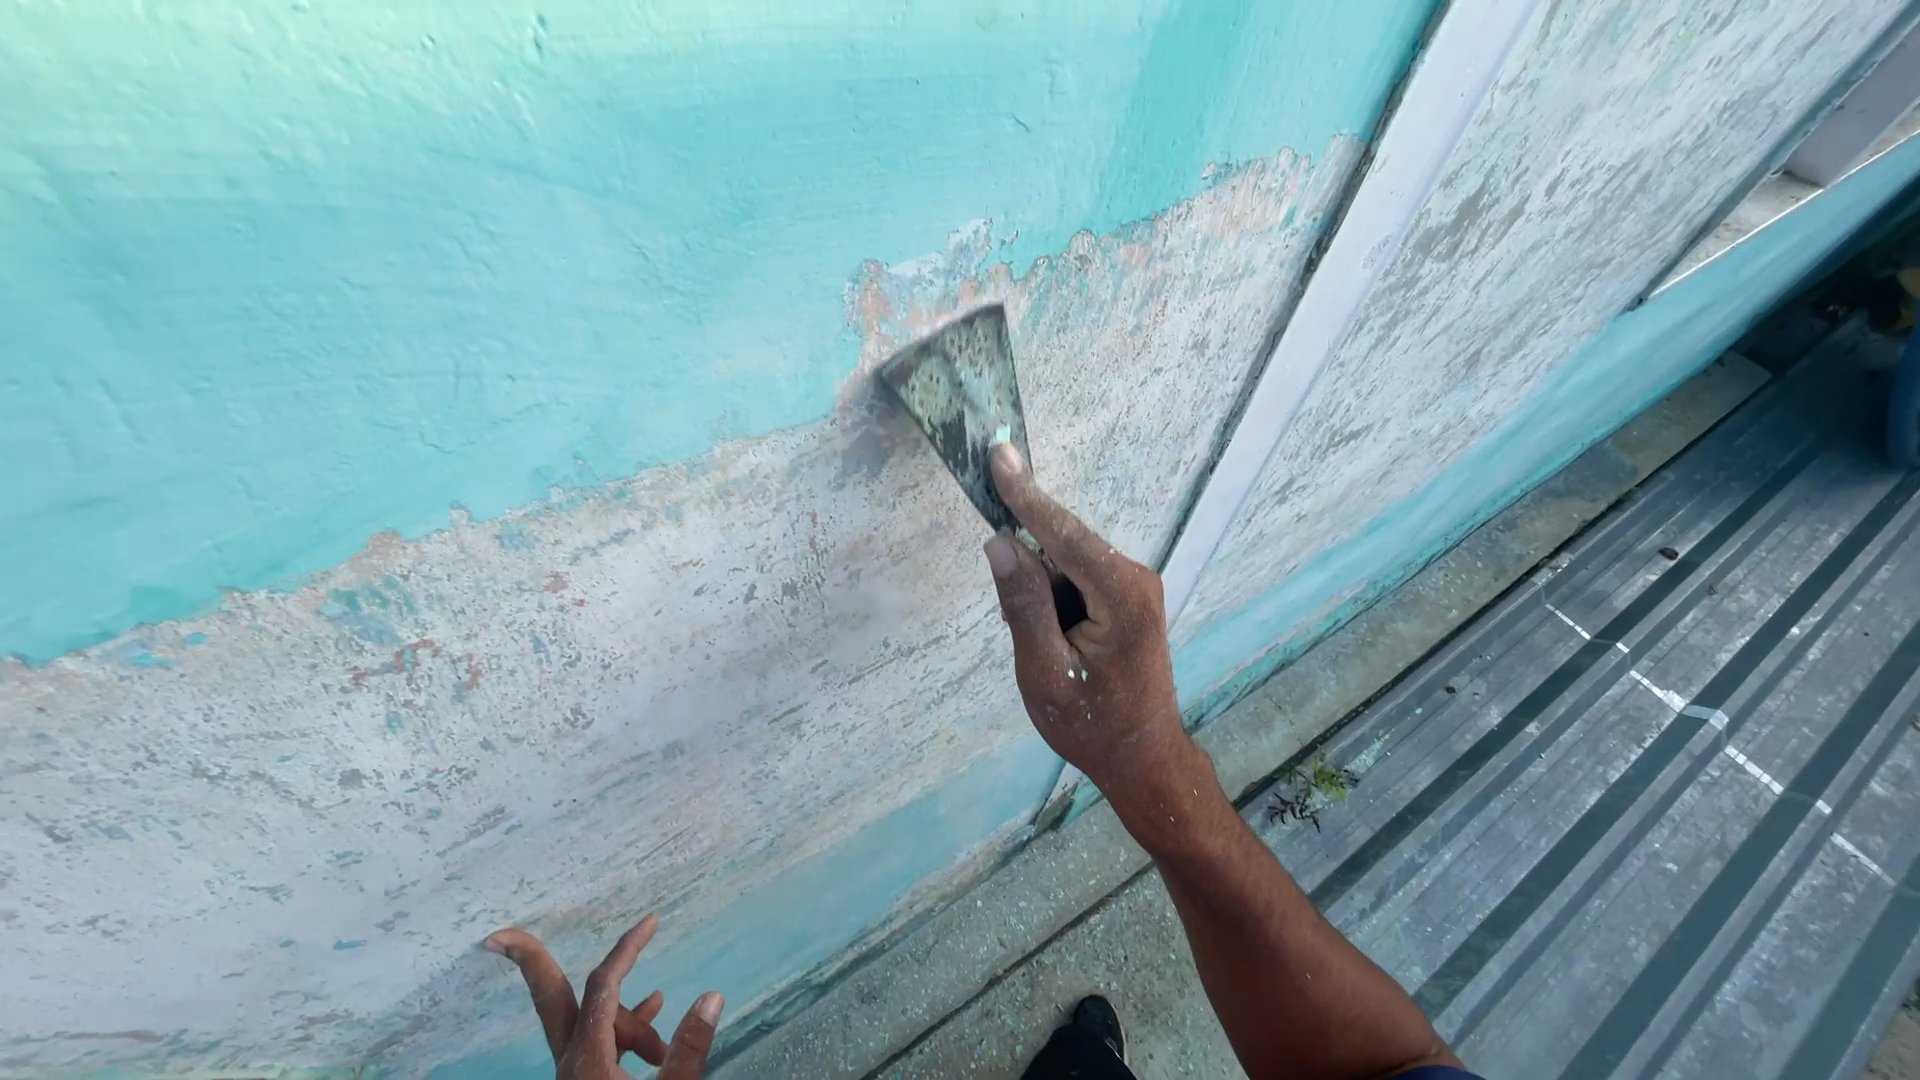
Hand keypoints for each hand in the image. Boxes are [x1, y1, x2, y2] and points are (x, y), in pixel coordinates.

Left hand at [485, 915, 723, 1079]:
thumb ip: (689, 1050)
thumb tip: (712, 995)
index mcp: (588, 1059)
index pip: (603, 986)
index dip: (626, 949)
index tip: (652, 920)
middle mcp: (572, 1063)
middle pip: (553, 1001)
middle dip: (529, 966)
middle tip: (498, 937)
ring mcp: (576, 1078)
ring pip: (594, 1024)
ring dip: (627, 1014)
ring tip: (664, 1018)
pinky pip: (603, 1044)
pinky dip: (626, 1027)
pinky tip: (655, 1018)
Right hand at [982, 443, 1188, 793]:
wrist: (1142, 758)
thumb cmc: (1091, 724)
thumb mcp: (1044, 672)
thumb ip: (1023, 606)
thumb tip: (1000, 543)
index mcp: (1121, 595)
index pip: (1065, 533)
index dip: (1026, 496)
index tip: (999, 455)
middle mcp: (1135, 579)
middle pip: (1065, 544)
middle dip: (1027, 563)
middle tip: (1020, 623)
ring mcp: (1135, 587)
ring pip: (1068, 562)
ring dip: (1039, 590)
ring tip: (1043, 650)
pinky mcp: (1128, 597)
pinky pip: (1077, 577)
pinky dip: (1052, 597)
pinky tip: (1053, 640)